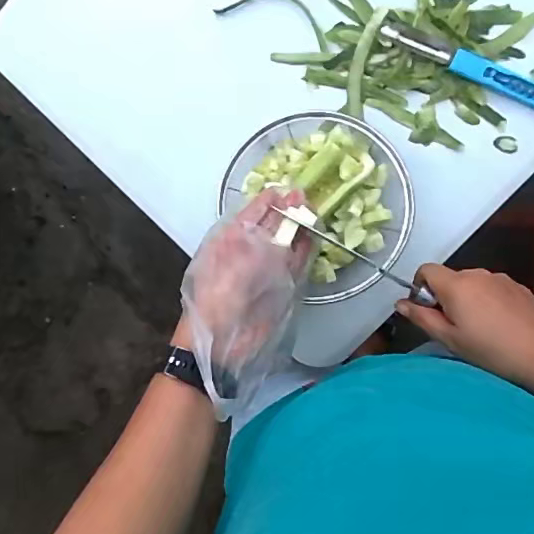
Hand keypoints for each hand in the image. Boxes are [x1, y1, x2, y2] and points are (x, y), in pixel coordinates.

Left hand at [180, 189, 311, 403]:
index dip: (273, 199)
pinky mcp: (280, 287)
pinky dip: (305, 251)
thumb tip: (286, 206)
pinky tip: (313, 237)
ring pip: (288, 242)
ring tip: (314, 214)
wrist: (218, 344)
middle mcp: (249, 251)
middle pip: (274, 224)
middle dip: (290, 210)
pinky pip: (295, 263)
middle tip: (307, 198)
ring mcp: (266, 269)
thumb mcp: (239, 259)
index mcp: (231, 239)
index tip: (292, 190)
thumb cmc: (219, 298)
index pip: (255, 210)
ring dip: (301, 228)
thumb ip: (266, 234)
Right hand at [394, 266, 533, 395]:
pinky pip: (492, 288)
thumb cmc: (491, 351)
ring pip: (472, 283)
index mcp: (456, 284)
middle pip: (450, 278)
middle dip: (445, 297)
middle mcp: (478, 273)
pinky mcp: (519, 286)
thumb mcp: (450, 340)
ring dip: (468, 299)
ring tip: (480, 329)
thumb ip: (422, 318)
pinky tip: (500, 326)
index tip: (428, 312)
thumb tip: (401, 303)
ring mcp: (501, 278)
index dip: (420, 288)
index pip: (426, 270)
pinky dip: (488, 301)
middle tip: (454, 328)